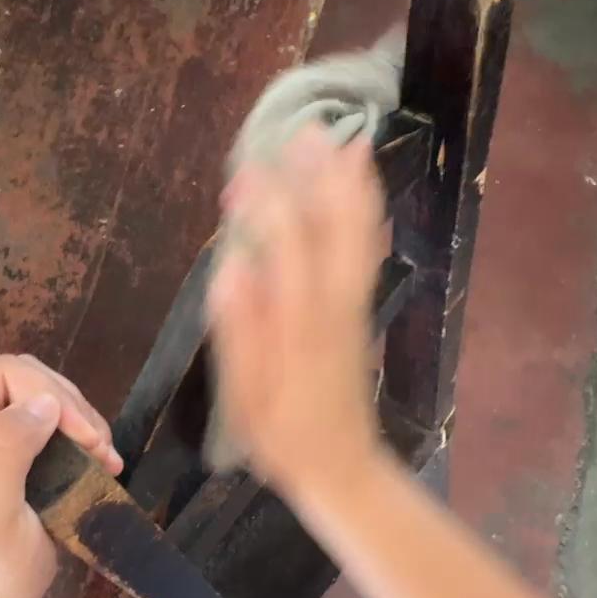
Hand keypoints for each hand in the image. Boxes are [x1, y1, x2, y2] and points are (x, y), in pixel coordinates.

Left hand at [0, 354, 120, 597]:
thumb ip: (1, 455)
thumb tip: (42, 403)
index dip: (47, 393)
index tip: (87, 437)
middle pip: (19, 378)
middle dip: (68, 407)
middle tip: (101, 449)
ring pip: (38, 393)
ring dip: (79, 419)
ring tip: (103, 456)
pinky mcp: (1, 443)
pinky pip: (46, 415)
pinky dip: (78, 431)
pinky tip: (97, 458)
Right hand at [207, 126, 387, 491]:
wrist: (342, 467)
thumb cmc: (283, 439)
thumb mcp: (247, 399)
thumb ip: (240, 335)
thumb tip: (230, 269)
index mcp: (300, 327)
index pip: (289, 251)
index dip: (270, 206)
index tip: (246, 171)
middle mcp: (334, 308)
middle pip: (333, 233)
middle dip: (320, 180)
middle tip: (303, 130)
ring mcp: (353, 310)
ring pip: (357, 240)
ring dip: (349, 189)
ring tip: (340, 141)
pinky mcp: (360, 316)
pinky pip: (366, 256)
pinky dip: (365, 218)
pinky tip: (360, 195)